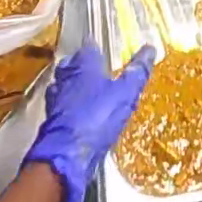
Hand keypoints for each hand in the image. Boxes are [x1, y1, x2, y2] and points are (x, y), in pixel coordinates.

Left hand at [23, 44, 155, 201]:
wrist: (67, 153)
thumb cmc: (99, 117)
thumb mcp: (126, 93)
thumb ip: (137, 71)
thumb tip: (150, 48)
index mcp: (83, 65)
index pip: (88, 48)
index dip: (96, 48)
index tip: (102, 49)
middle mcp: (65, 78)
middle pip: (71, 64)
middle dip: (80, 65)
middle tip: (93, 69)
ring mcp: (55, 99)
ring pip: (63, 84)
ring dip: (72, 85)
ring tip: (86, 90)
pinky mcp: (51, 119)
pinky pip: (60, 105)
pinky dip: (68, 105)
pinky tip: (76, 113)